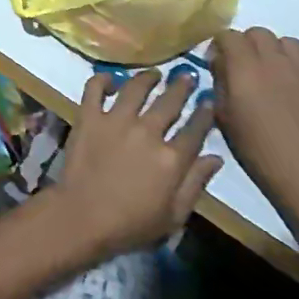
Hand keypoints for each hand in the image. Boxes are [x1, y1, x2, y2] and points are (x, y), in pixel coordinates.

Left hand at [51, 66, 221, 258]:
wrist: (82, 217)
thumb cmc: (131, 225)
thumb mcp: (174, 215)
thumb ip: (196, 184)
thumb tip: (216, 158)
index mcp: (172, 158)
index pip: (195, 129)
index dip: (205, 113)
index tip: (209, 100)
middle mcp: (147, 131)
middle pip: (169, 101)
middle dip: (181, 86)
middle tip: (187, 75)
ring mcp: (116, 120)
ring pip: (135, 88)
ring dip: (147, 78)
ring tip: (154, 74)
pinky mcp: (89, 116)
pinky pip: (95, 88)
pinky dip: (102, 79)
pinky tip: (111, 79)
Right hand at [210, 29, 298, 257]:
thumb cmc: (260, 152)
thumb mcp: (225, 119)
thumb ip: (220, 84)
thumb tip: (220, 65)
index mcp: (244, 68)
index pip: (228, 35)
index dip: (220, 45)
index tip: (217, 62)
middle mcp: (274, 60)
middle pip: (257, 32)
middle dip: (246, 44)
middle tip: (243, 66)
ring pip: (286, 41)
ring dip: (274, 51)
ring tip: (272, 72)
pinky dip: (298, 66)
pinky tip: (296, 86)